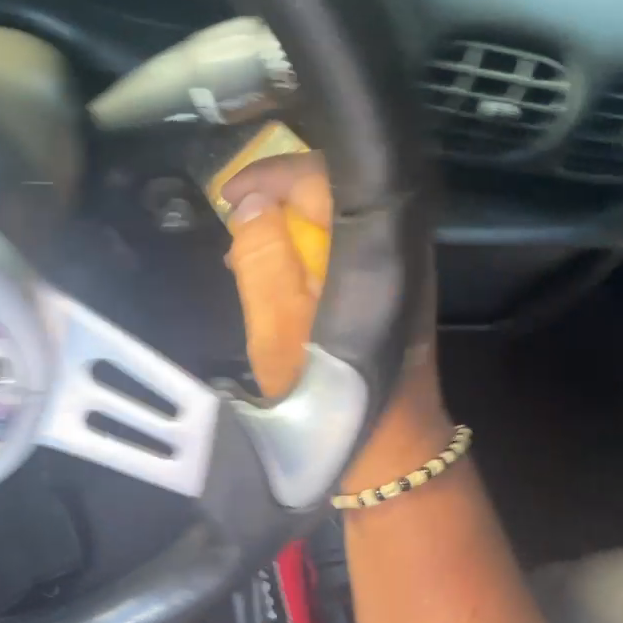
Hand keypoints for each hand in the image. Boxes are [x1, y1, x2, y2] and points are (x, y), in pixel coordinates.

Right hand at [218, 152, 450, 492]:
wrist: (387, 447)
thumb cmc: (325, 387)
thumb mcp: (277, 324)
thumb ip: (262, 256)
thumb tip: (251, 203)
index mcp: (366, 243)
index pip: (318, 176)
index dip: (268, 175)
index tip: (227, 196)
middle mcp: (391, 242)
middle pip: (329, 192)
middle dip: (275, 199)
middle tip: (234, 228)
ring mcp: (396, 266)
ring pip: (334, 221)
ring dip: (287, 227)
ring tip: (246, 258)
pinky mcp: (391, 289)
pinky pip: (343, 249)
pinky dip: (306, 251)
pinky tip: (278, 282)